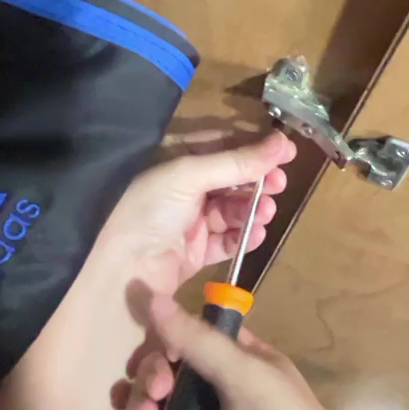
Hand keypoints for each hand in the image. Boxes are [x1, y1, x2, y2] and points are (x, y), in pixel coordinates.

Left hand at [91, 131, 296, 300]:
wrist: (121, 267)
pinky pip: (226, 240)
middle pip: (232, 180)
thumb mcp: (190, 175)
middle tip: (280, 185)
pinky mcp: (195, 252)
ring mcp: (189, 221)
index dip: (255, 148)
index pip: (223, 147)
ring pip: (233, 211)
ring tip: (267, 211)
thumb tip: (282, 142)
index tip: (287, 151)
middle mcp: (183, 188)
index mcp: (176, 160)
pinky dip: (243, 237)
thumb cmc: (149, 207)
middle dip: (258, 181)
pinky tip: (256, 234)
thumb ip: (237, 161)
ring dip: (253, 209)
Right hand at [117, 297, 375, 409]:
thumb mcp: (247, 376)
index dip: (168, 339)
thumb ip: (196, 340)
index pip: (195, 337)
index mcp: (245, 365)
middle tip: (154, 394)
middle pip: (169, 375)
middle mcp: (224, 398)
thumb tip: (152, 296)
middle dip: (150, 379)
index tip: (155, 349)